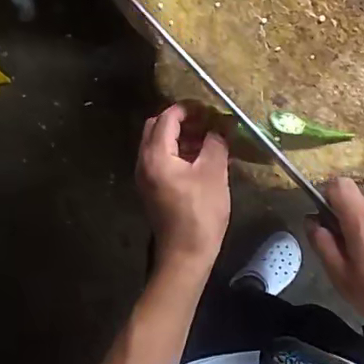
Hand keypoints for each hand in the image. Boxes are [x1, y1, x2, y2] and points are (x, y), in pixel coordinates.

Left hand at [136, 103, 230, 272]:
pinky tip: (201, 159)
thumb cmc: (200, 213)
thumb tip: (220, 128)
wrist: (185, 254)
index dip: (188, 109)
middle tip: (207, 122)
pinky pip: (162, 160)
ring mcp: (146, 177)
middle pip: (157, 128)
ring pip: (159, 144)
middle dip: (182, 120)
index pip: (167, 118)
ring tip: (209, 139)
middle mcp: (144, 163)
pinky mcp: (152, 189)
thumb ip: (215, 144)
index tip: (210, 110)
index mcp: (156, 156)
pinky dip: (179, 153)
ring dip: (181, 137)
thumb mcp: (214, 173)